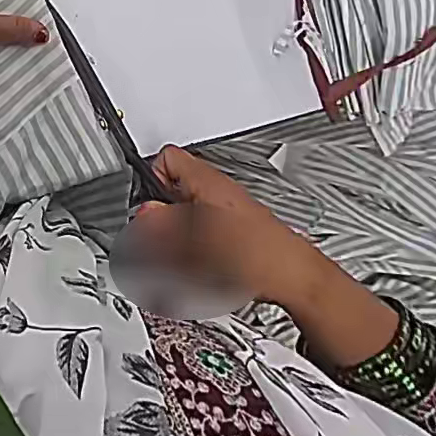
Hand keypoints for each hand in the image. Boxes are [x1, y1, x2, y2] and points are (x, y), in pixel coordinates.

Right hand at [132, 146, 331, 308]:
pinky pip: (197, 238)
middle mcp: (214, 191)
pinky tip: (198, 272)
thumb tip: (143, 214)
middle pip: (169, 194)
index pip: (165, 160)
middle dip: (160, 221)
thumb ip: (163, 224)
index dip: (150, 181)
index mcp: (205, 181)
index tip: (147, 209)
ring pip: (182, 220)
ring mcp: (222, 212)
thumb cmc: (257, 252)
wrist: (293, 276)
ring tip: (181, 262)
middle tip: (159, 243)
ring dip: (174, 242)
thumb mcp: (196, 239)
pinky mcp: (230, 233)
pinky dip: (191, 254)